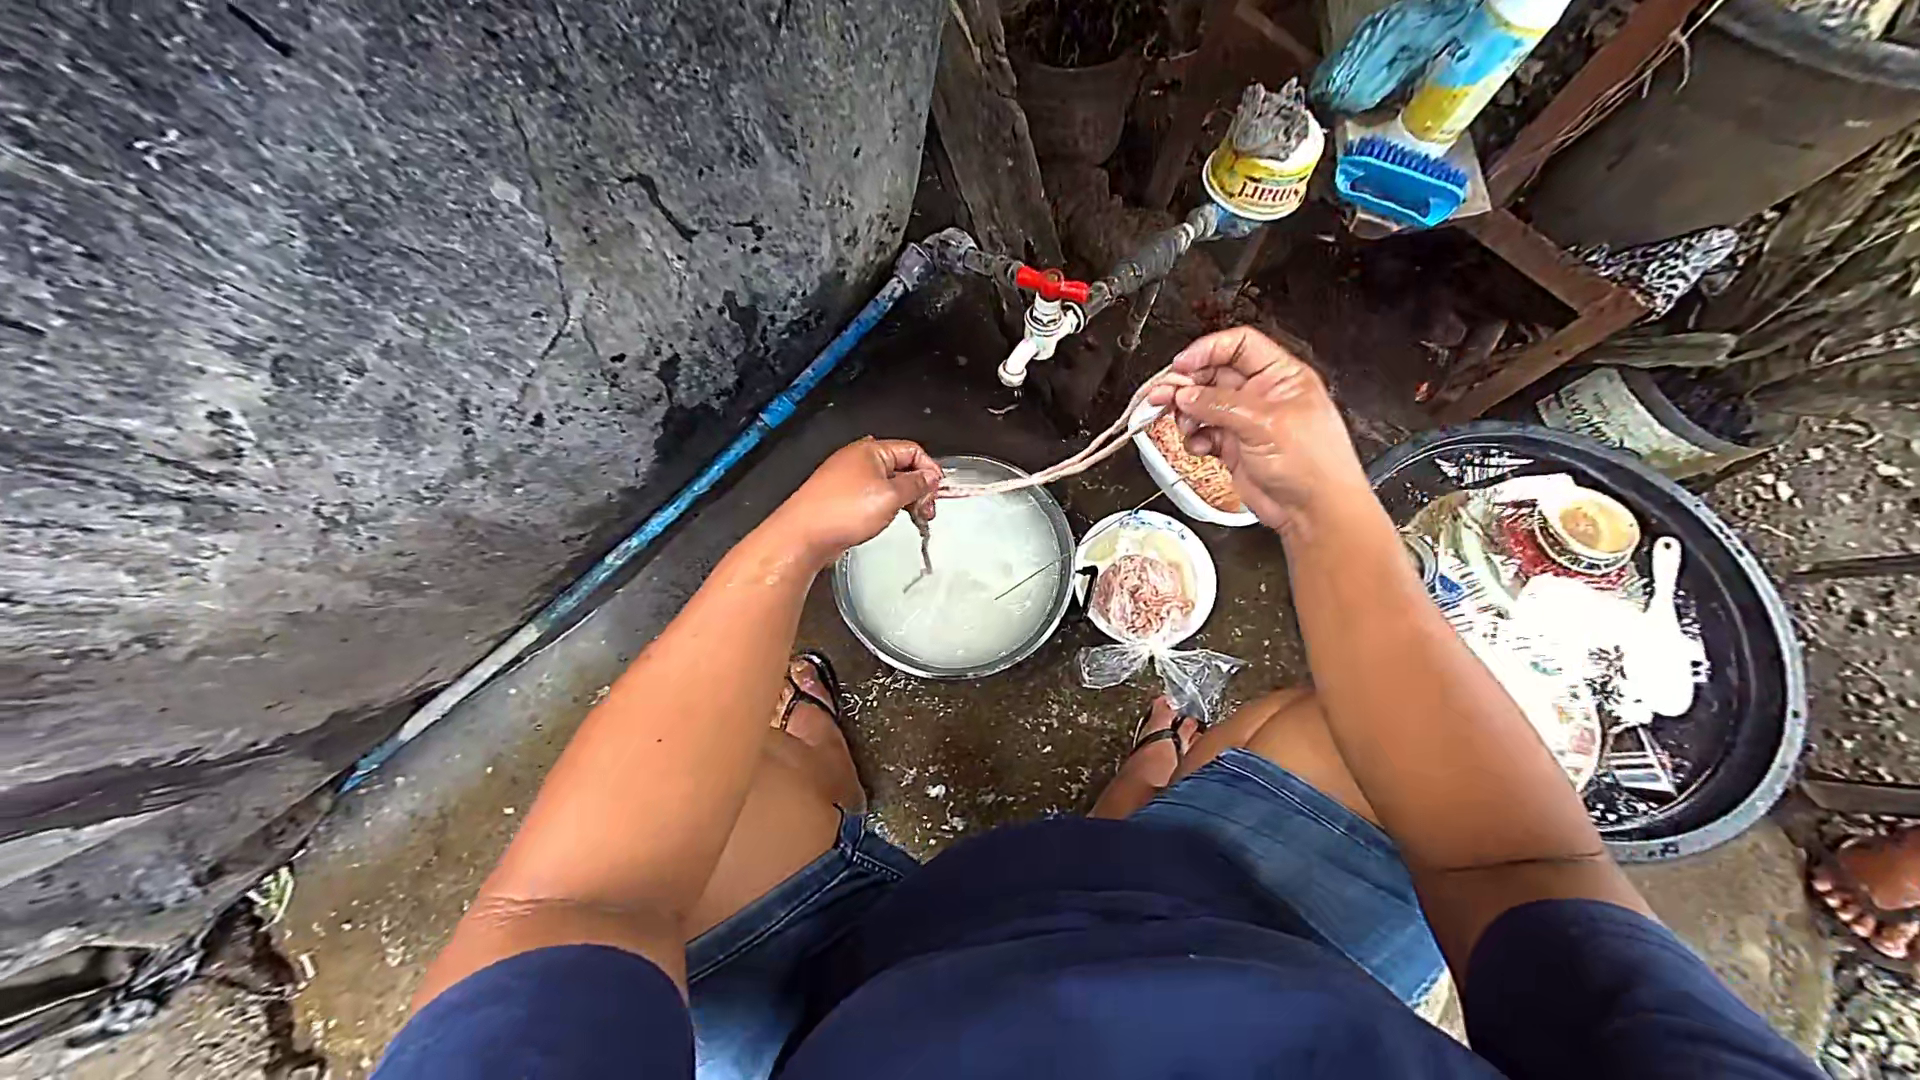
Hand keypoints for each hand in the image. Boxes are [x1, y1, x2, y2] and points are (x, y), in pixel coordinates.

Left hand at [771, 437, 941, 565]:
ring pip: (887, 483)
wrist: (803, 535)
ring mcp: (848, 479)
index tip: (936, 491)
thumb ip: (915, 484)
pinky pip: (872, 496)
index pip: (913, 451)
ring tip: (910, 518)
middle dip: (918, 487)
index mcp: (871, 450)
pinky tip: (886, 520)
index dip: (929, 470)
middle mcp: (858, 460)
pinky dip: (885, 506)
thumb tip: (929, 477)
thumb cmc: (838, 512)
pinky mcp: (842, 497)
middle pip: (901, 467)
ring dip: (903, 499)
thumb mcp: (891, 496)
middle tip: (925, 509)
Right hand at [1144, 327, 1368, 535]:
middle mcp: (1261, 395)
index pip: (1238, 346)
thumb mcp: (1265, 423)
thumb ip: (1220, 404)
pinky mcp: (1233, 446)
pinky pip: (1204, 433)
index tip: (1182, 365)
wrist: (1313, 512)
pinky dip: (1195, 438)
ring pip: (1203, 405)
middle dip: (1186, 384)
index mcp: (1279, 376)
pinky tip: (1200, 445)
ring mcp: (1245, 421)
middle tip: (1163, 395)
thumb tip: (1187, 394)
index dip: (1207, 350)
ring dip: (1186, 413)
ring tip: (1182, 424)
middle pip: (1213, 375)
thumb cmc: (1314, 465)